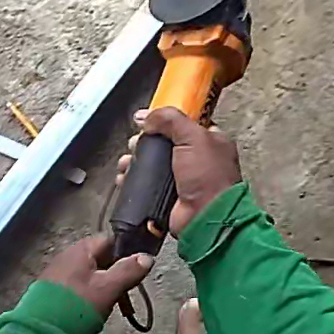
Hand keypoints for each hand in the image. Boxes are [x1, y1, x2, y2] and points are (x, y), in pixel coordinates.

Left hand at [41, 235, 154, 319]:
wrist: (42, 332)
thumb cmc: (77, 306)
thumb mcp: (109, 287)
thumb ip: (128, 271)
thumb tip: (146, 258)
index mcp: (81, 249)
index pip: (110, 240)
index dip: (127, 252)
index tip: (137, 268)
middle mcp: (67, 256)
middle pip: (100, 258)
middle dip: (116, 274)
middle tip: (127, 292)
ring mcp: (58, 273)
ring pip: (90, 275)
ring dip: (104, 288)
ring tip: (114, 306)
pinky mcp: (52, 290)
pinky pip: (77, 287)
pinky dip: (89, 296)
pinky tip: (93, 311)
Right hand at [114, 107, 242, 235]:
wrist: (204, 217)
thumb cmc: (208, 178)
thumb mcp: (192, 137)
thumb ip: (170, 120)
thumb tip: (143, 115)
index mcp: (209, 141)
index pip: (183, 124)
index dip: (165, 121)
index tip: (148, 122)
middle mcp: (196, 159)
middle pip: (162, 144)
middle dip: (144, 142)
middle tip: (135, 144)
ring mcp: (181, 179)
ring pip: (151, 164)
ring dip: (135, 161)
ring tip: (126, 163)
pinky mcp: (167, 196)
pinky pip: (146, 184)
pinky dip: (133, 180)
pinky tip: (124, 177)